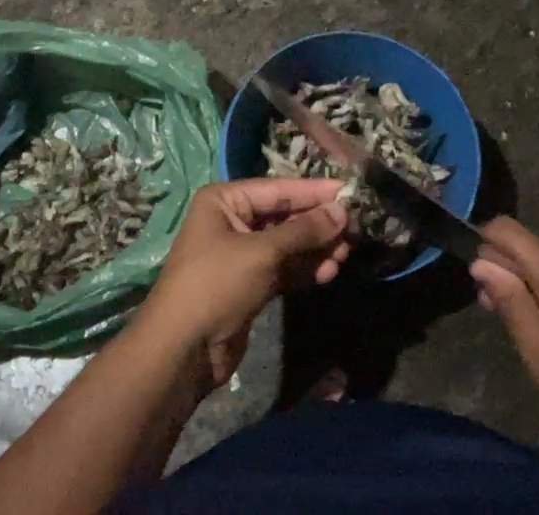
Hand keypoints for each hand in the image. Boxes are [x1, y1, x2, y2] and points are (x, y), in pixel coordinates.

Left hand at [136, 179, 349, 395]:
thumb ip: (303, 231)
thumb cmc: (216, 285)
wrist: (184, 349)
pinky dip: (305, 269)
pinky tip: (329, 273)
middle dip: (318, 225)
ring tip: (345, 255)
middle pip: (284, 216)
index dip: (314, 191)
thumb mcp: (262, 252)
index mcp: (224, 201)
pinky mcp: (250, 284)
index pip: (277, 189)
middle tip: (354, 230)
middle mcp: (231, 222)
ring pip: (288, 245)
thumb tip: (341, 211)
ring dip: (316, 249)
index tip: (351, 191)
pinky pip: (284, 268)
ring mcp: (241, 255)